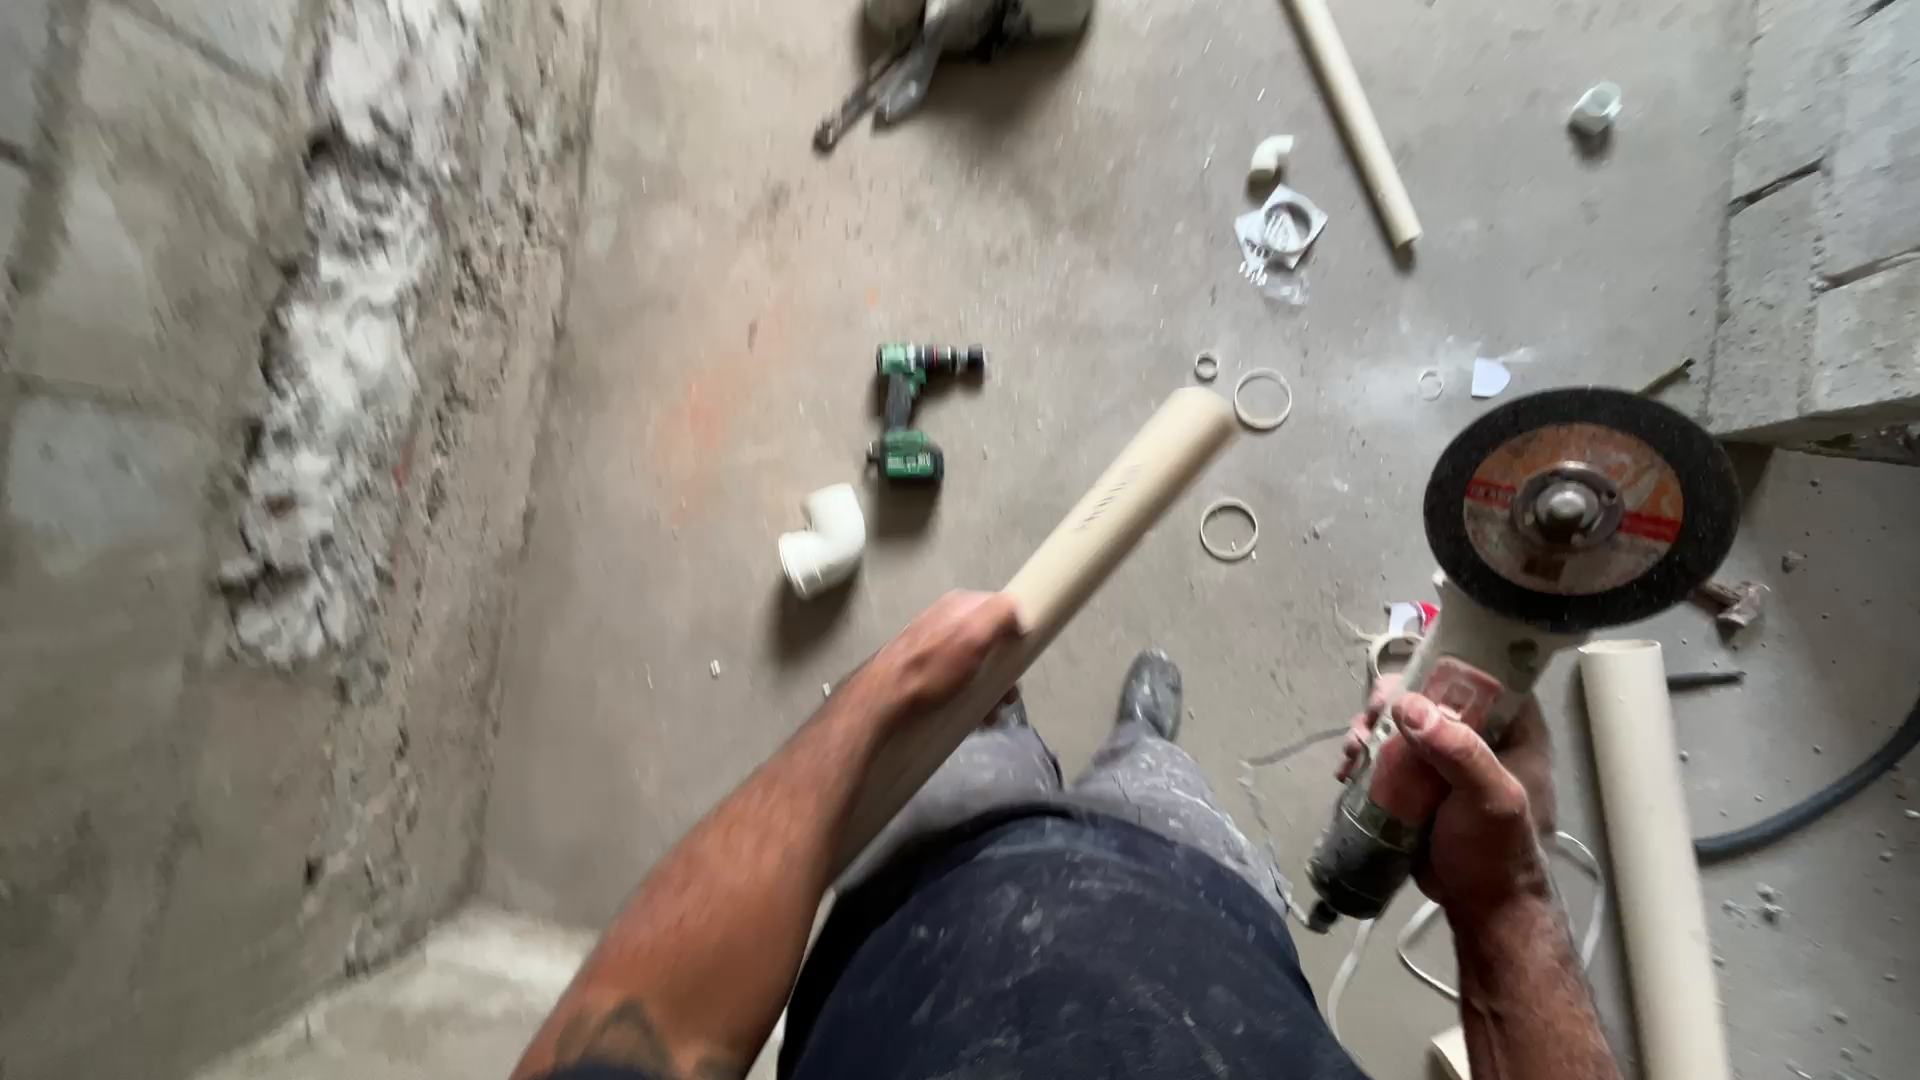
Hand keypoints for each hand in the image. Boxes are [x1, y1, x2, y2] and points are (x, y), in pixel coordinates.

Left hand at [871, 591, 1022, 714]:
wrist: (885, 699)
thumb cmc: (934, 667)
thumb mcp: (973, 634)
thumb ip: (1000, 614)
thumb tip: (1018, 613)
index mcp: (959, 604)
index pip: (1000, 609)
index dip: (1015, 631)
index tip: (1022, 658)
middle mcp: (947, 619)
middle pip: (989, 640)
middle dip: (1003, 668)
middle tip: (1008, 694)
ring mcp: (935, 646)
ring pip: (975, 663)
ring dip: (990, 687)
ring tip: (994, 712)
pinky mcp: (927, 671)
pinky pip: (959, 680)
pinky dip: (971, 696)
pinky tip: (975, 716)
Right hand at [1340, 675, 1554, 929]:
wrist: (1481, 907)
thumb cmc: (1499, 852)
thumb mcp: (1490, 799)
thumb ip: (1457, 750)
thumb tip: (1409, 707)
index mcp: (1513, 734)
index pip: (1485, 678)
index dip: (1445, 666)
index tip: (1409, 672)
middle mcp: (1478, 738)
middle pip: (1428, 695)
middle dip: (1391, 701)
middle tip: (1370, 716)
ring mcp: (1443, 760)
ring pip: (1400, 723)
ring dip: (1369, 728)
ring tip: (1352, 749)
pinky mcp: (1416, 780)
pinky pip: (1384, 752)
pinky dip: (1362, 753)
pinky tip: (1346, 768)